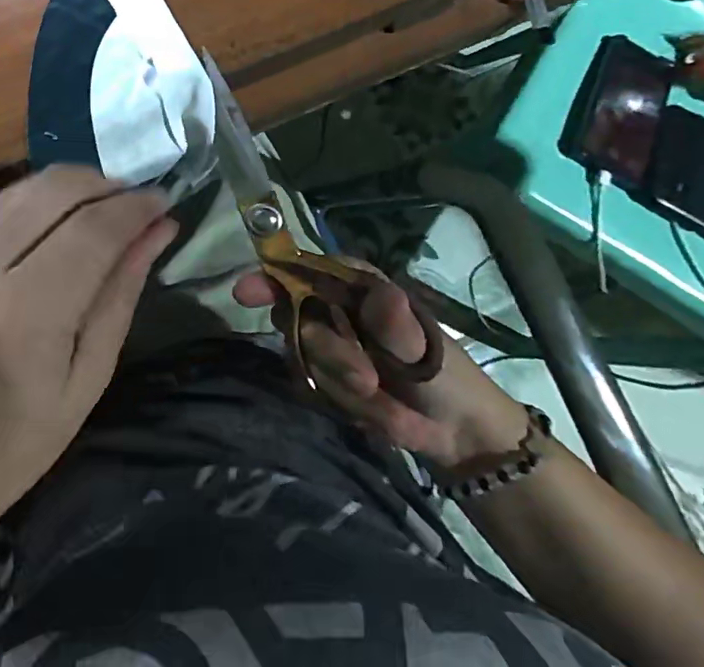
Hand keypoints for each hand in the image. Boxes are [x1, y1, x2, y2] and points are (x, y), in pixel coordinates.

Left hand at [0, 166, 179, 537]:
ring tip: (108, 208)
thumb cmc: (26, 437)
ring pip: (25, 188)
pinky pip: (0, 205)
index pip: (90, 232)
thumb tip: (160, 227)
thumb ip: (122, 290)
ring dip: (74, 187)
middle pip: (53, 192)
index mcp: (21, 319)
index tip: (165, 202)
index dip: (134, 207)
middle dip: (105, 185)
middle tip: (138, 204)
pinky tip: (65, 219)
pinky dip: (41, 201)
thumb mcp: (91, 373)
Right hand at [234, 266, 529, 469]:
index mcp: (357, 286)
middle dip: (330, 354)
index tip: (247, 293)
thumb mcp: (423, 349)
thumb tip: (381, 295)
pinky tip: (369, 409)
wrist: (457, 433)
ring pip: (303, 356)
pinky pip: (307, 384)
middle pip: (297, 317)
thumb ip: (395, 325)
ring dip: (341, 384)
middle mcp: (333, 308)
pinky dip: (339, 401)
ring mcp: (325, 344)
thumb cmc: (445, 375)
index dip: (273, 278)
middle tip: (368, 381)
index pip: (304, 270)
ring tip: (381, 399)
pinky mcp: (321, 377)